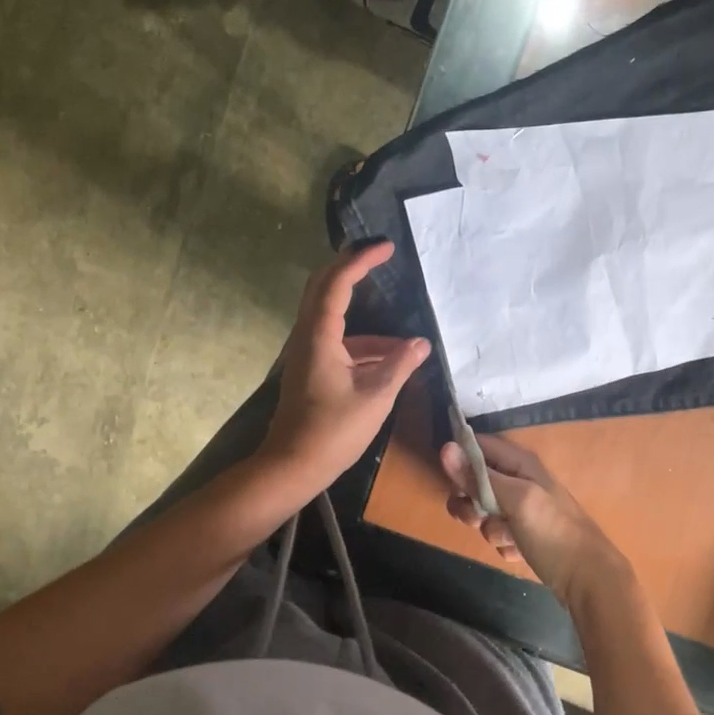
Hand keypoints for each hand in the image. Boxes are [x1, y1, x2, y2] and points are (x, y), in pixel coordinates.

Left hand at [258, 241, 430, 494]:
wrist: (291, 467)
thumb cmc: (332, 432)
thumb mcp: (376, 397)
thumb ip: (400, 365)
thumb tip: (422, 344)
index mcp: (319, 335)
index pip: (338, 282)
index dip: (361, 260)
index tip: (387, 247)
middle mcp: (307, 334)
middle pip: (324, 286)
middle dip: (350, 265)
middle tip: (379, 253)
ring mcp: (307, 351)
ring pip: (329, 312)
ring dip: (360, 306)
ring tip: (397, 313)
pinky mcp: (311, 367)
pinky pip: (336, 336)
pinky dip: (362, 337)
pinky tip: (391, 354)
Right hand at [442, 433, 629, 606]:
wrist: (588, 579)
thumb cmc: (552, 532)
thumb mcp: (514, 500)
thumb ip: (479, 477)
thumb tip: (444, 447)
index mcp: (521, 463)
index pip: (480, 446)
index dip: (461, 459)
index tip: (449, 481)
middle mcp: (521, 480)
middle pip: (478, 481)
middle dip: (471, 501)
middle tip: (476, 518)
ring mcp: (524, 509)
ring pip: (486, 510)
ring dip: (489, 526)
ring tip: (506, 538)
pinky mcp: (526, 534)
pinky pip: (500, 533)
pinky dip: (504, 543)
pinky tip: (518, 551)